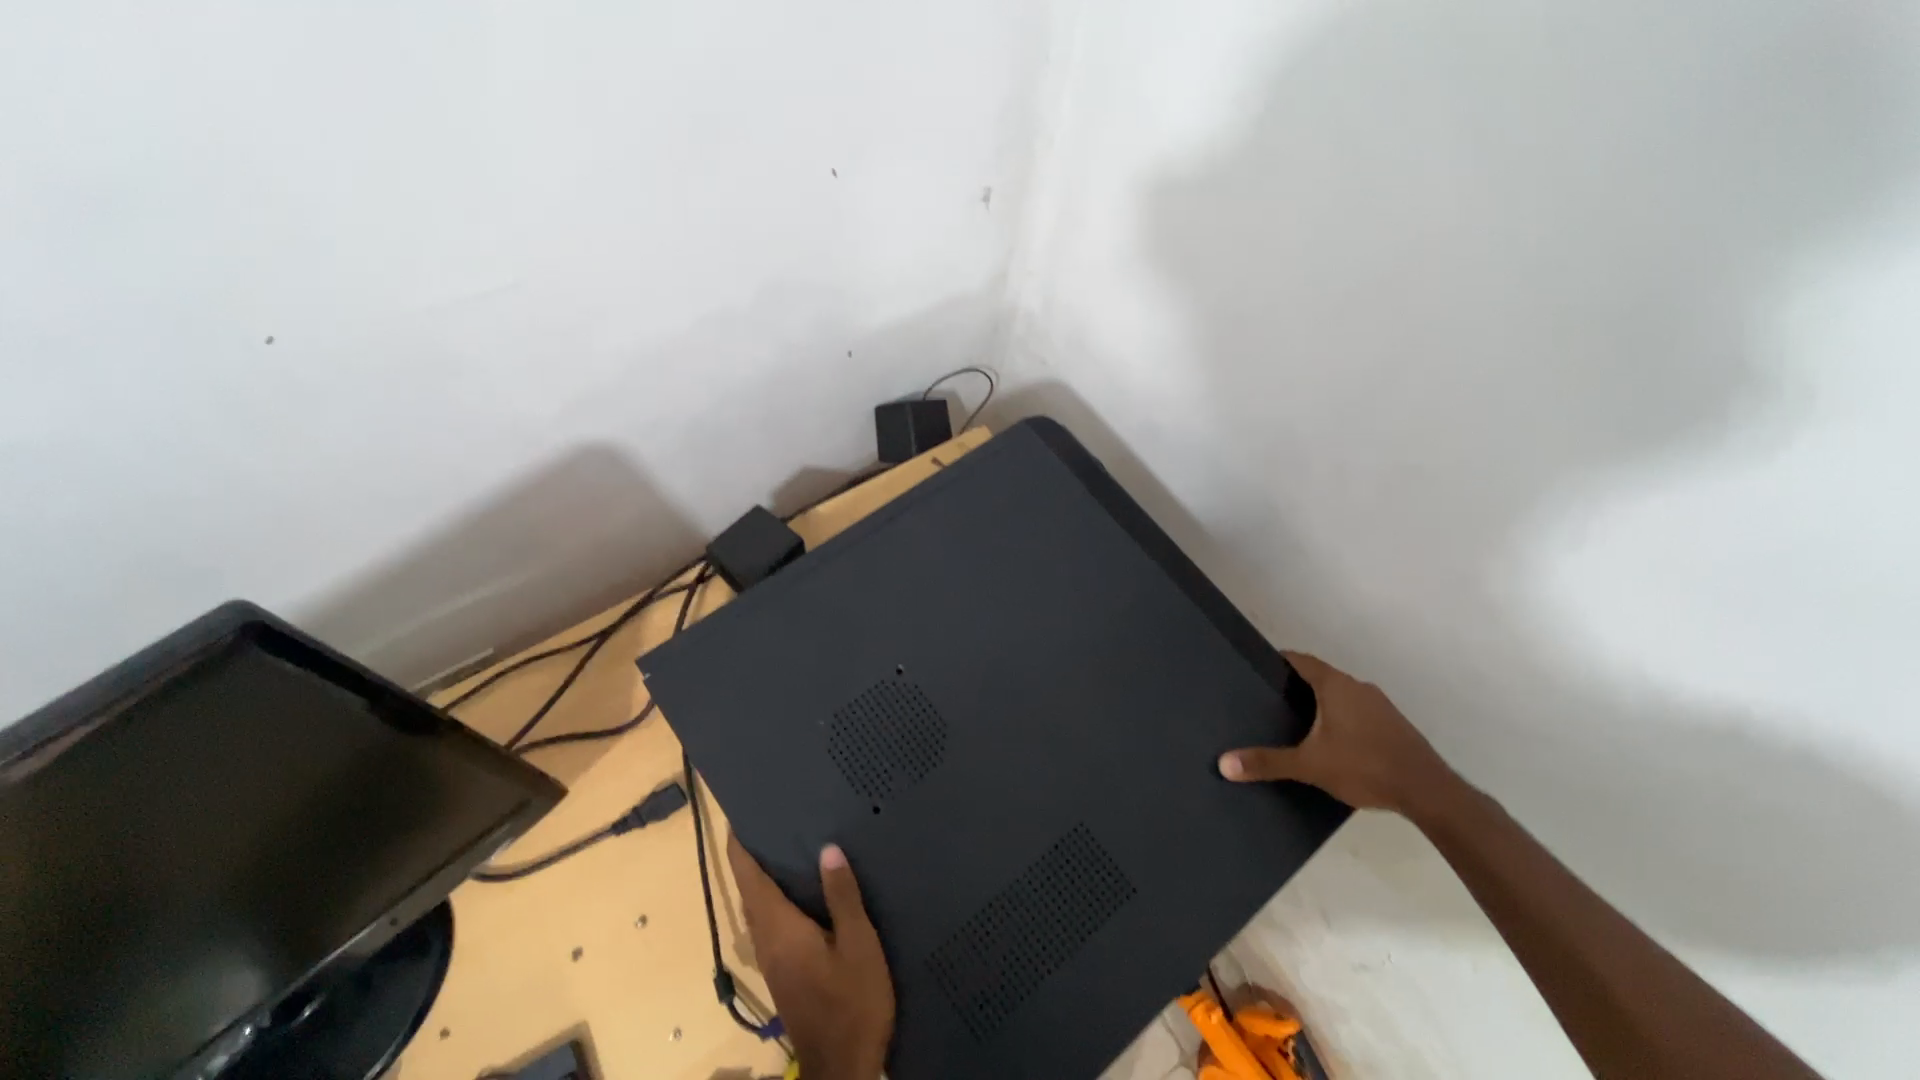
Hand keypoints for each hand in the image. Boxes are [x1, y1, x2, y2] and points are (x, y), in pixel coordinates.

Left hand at [728, 836, 894, 1079]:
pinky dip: (776, 900)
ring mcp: (773, 960)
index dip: (741, 848)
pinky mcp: (783, 972)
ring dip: (763, 880)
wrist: (842, 1064)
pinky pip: (770, 924)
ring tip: (786, 849)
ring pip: (759, 909)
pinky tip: (801, 893)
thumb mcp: (858, 946)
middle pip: (750, 892)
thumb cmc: (853, 1002)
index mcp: (780, 929)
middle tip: (771, 824)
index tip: (740, 818)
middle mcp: (767, 941)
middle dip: (752, 859)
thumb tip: (827, 849)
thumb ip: (842, 897)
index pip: (750, 879)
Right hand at [1217, 650, 1459, 816]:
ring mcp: (1380, 705)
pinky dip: (1339, 719)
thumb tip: (1224, 763)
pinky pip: (1357, 712)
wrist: (1427, 790)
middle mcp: (1358, 687)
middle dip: (1295, 686)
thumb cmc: (1364, 766)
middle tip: (1268, 700)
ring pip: (1340, 696)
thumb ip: (1268, 762)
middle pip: (1320, 677)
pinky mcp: (1393, 725)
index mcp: (1336, 686)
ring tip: (1294, 723)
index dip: (1278, 661)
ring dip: (1320, 704)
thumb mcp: (1309, 765)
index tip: (1258, 668)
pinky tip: (1330, 743)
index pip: (1301, 660)